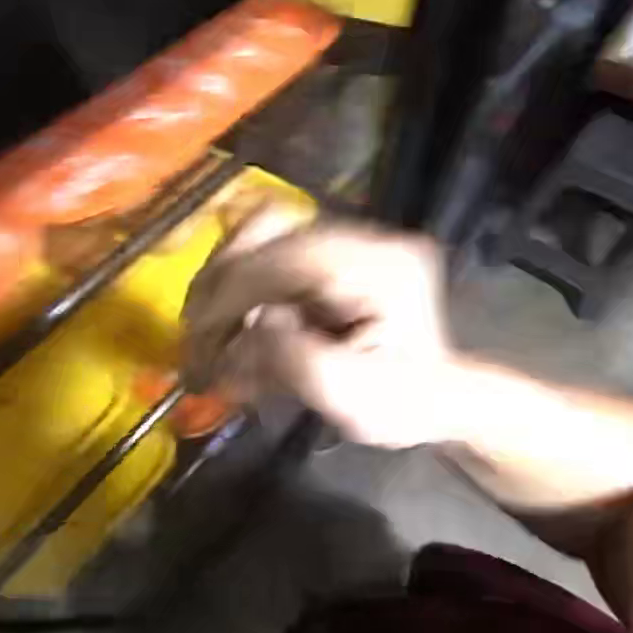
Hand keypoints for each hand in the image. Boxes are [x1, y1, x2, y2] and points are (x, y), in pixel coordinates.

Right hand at [183, 221, 466, 447]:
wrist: (437, 395)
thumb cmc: (402, 405)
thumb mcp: (353, 400)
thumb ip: (297, 361)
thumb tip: (250, 326)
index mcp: (380, 267)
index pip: (287, 258)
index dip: (231, 290)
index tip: (197, 333)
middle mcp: (363, 237)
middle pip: (268, 227)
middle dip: (220, 278)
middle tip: (194, 329)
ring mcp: (346, 237)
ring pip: (261, 229)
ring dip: (224, 274)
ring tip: (206, 322)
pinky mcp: (329, 248)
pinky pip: (268, 246)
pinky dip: (238, 278)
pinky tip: (229, 315)